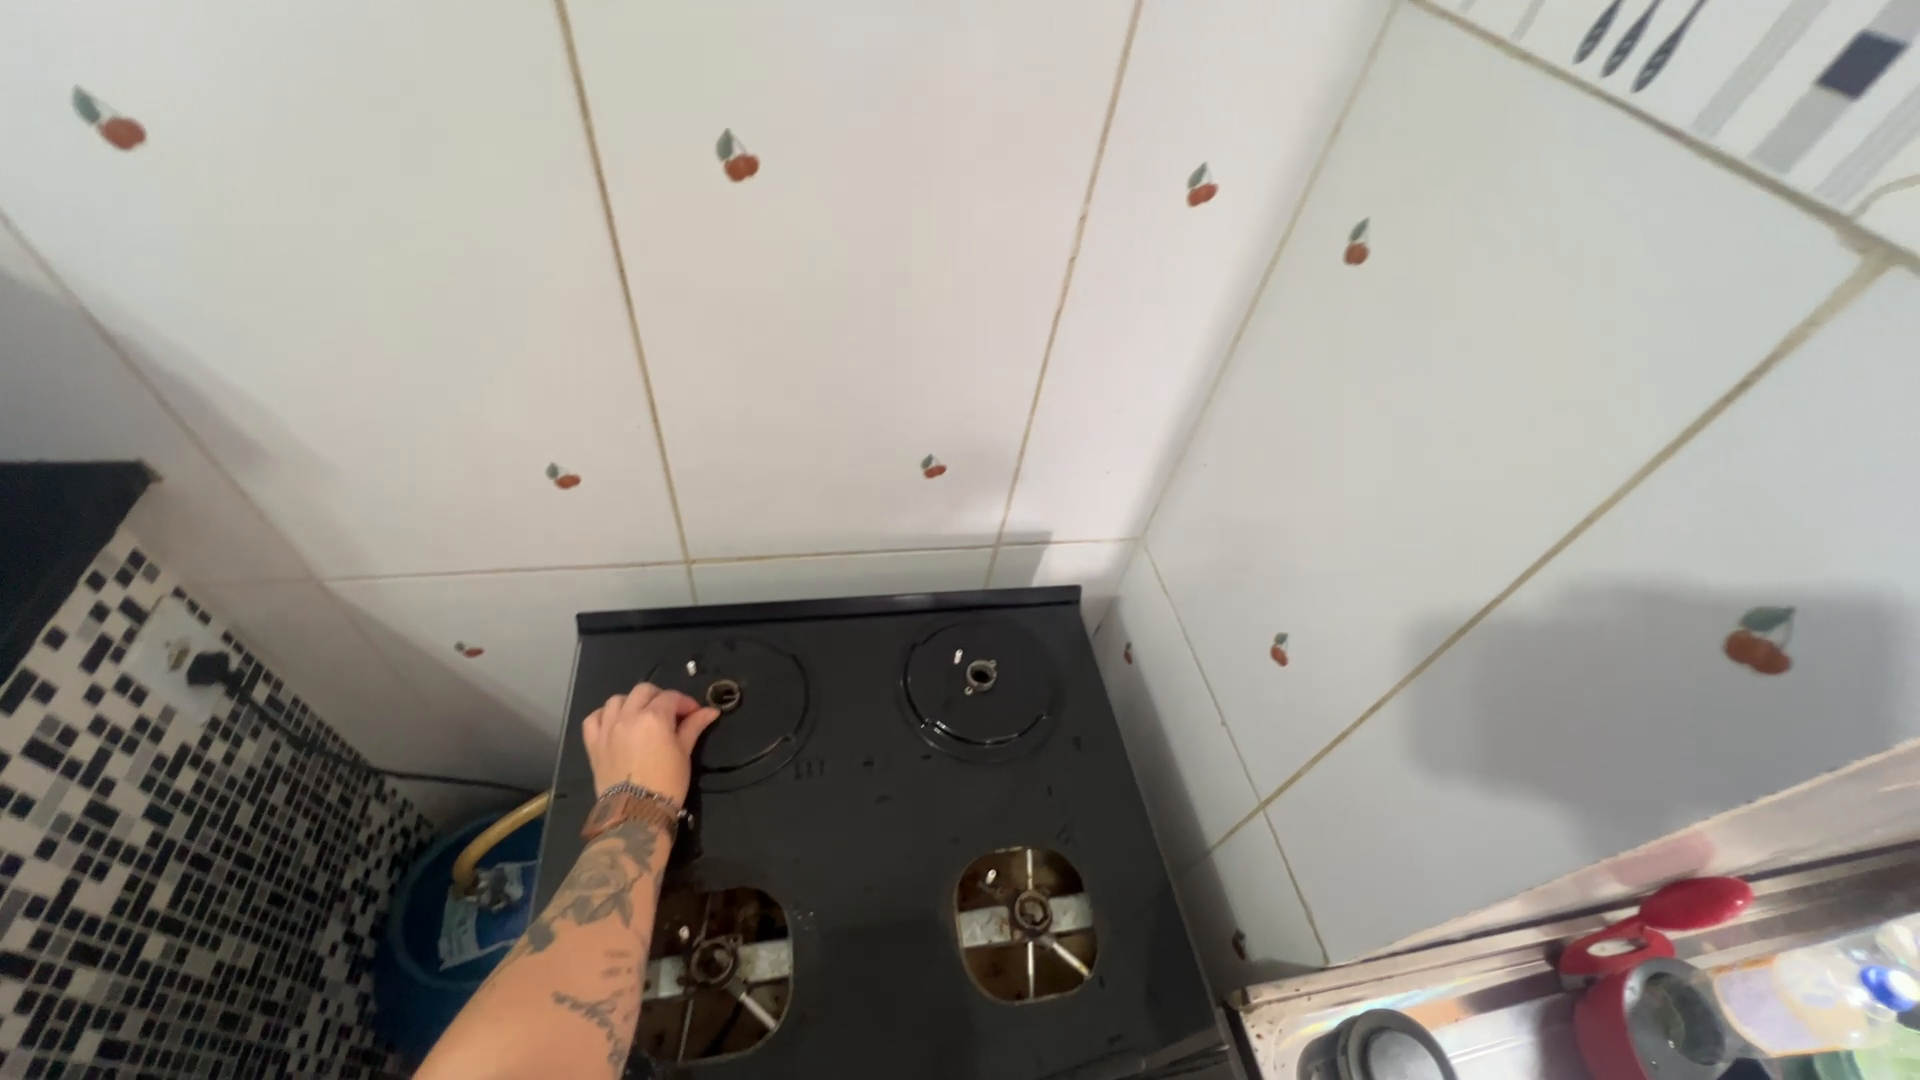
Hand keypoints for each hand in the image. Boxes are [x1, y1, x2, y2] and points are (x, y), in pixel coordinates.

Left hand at [582, 682, 721, 805]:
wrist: (635, 813)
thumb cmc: (666, 782)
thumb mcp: (684, 752)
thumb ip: (694, 726)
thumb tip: (710, 711)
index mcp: (654, 717)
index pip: (672, 697)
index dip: (686, 703)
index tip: (695, 714)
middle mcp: (628, 716)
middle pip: (644, 691)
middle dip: (660, 697)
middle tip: (670, 714)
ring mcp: (607, 729)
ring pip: (617, 700)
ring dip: (632, 703)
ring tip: (642, 717)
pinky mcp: (593, 744)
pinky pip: (593, 718)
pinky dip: (604, 716)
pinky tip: (615, 724)